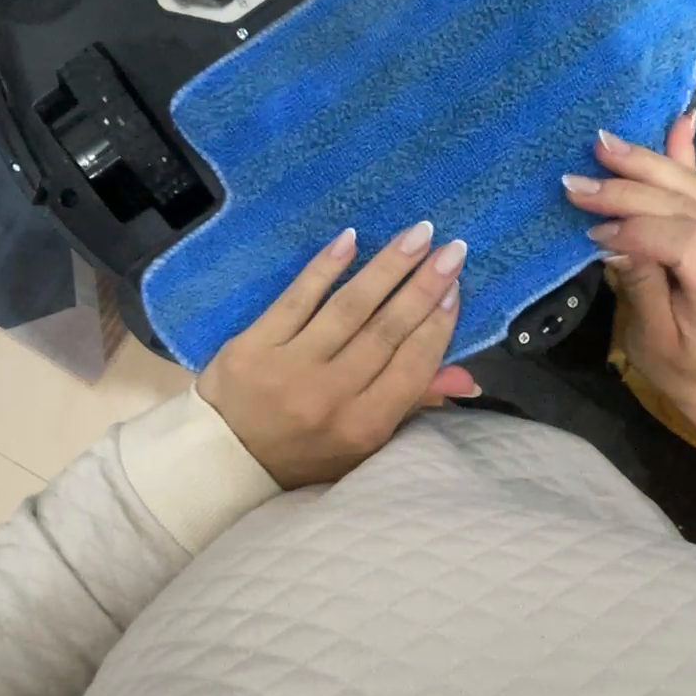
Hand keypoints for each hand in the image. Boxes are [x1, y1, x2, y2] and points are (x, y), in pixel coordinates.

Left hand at [196, 222, 478, 487]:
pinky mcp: (254, 345)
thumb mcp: (363, 444)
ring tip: (417, 234)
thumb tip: (469, 379)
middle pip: (386, 330)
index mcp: (363, 426)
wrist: (225, 461)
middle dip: (424, 286)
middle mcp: (330, 396)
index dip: (438, 324)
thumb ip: (412, 404)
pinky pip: (297, 298)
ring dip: (387, 267)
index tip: (455, 287)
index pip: (413, 365)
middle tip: (452, 250)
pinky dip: (326, 267)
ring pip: (349, 308)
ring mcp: (290, 367)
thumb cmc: (304, 455)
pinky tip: (351, 239)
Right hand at [563, 115, 695, 429]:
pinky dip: (686, 157)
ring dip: (647, 163)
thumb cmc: (681, 370)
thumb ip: (641, 288)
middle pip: (686, 204)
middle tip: (579, 179)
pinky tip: (680, 121)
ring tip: (604, 145)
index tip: (592, 230)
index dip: (636, 227)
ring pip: (694, 189)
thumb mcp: (653, 342)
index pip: (683, 240)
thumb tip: (614, 242)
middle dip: (630, 187)